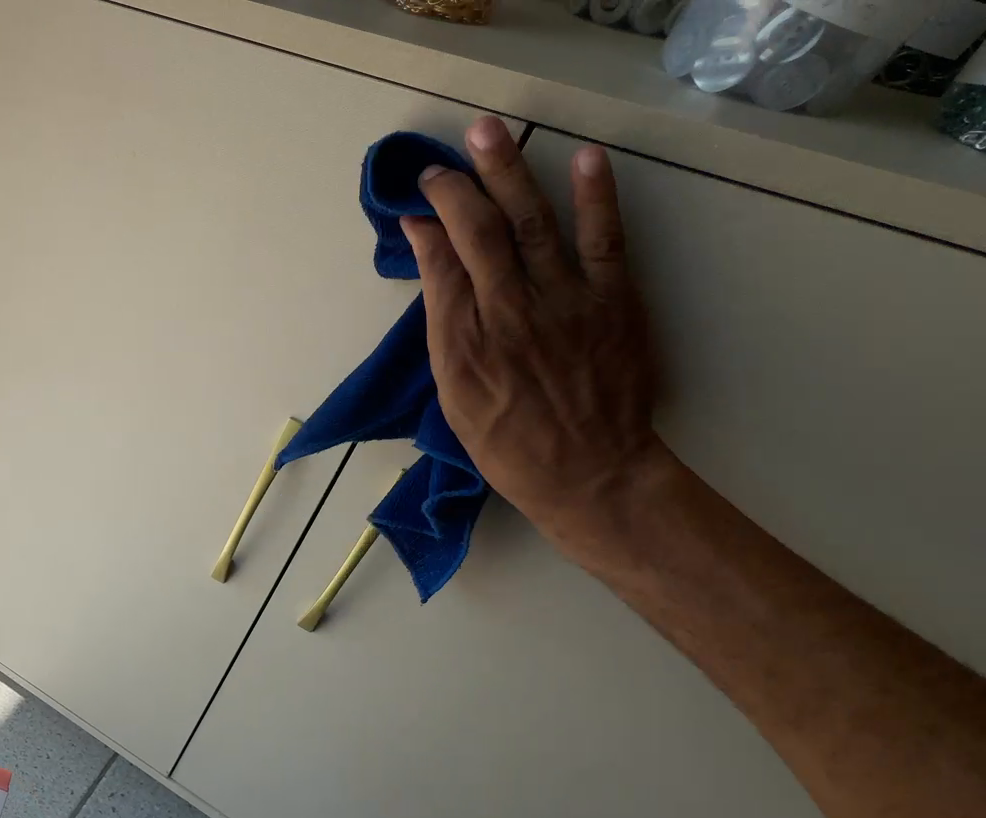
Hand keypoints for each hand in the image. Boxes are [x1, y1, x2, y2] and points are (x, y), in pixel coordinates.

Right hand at [400, 116, 676, 554]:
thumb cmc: (505, 442)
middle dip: (458, 187)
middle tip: (440, 157)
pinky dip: (595, 197)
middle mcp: (511, 313)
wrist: (588, 471)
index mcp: (465, 343)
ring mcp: (567, 302)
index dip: (428, 225)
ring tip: (488, 133)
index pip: (442, 266)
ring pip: (533, 223)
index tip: (415, 201)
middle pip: (482, 233)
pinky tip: (584, 159)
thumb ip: (442, 325)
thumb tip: (431, 266)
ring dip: (509, 172)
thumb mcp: (453, 394)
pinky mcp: (615, 301)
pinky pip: (604, 239)